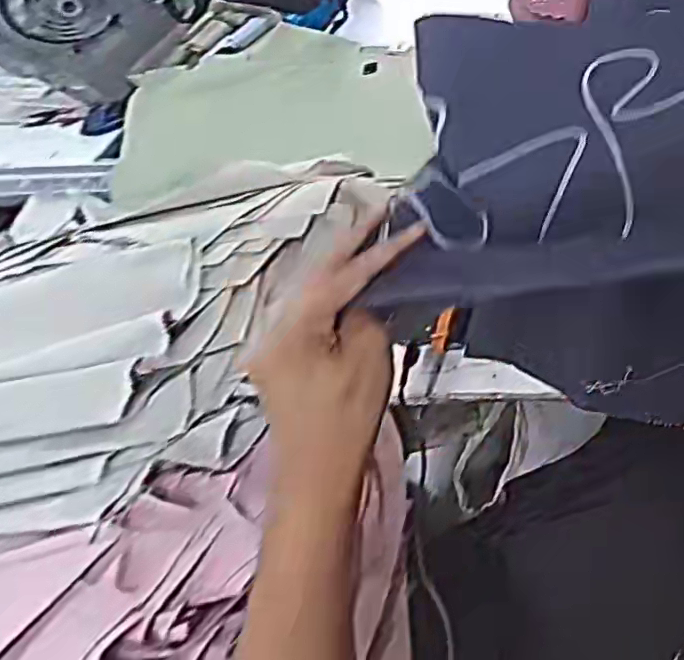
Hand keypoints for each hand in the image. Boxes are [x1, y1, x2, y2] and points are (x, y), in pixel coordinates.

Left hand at [246, 212, 425, 499]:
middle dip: (351, 240)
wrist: (317, 473)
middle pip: (316, 271)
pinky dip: (336, 285)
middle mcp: (270, 330)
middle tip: (383, 210)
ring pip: (312, 285)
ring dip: (343, 259)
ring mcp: (272, 342)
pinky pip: (311, 304)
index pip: (343, 275)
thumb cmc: (344, 420)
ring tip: (373, 231)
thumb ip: (367, 312)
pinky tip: (356, 273)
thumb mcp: (369, 358)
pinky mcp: (282, 352)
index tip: (413, 228)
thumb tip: (368, 292)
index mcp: (290, 329)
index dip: (382, 249)